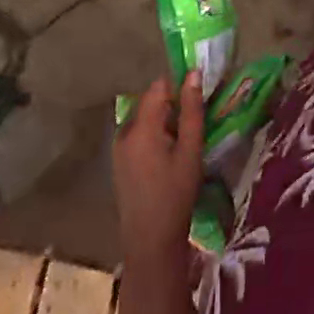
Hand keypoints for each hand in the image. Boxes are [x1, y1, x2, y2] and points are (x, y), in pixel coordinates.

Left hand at [112, 72, 203, 264]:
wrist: (150, 241)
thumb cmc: (176, 194)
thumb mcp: (190, 150)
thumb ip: (192, 110)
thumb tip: (193, 73)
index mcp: (141, 125)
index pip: (158, 87)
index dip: (178, 87)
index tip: (196, 99)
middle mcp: (124, 130)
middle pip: (149, 102)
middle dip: (170, 107)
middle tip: (192, 126)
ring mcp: (118, 146)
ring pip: (143, 119)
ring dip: (161, 122)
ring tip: (181, 145)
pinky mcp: (118, 161)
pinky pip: (136, 135)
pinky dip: (152, 137)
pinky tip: (166, 159)